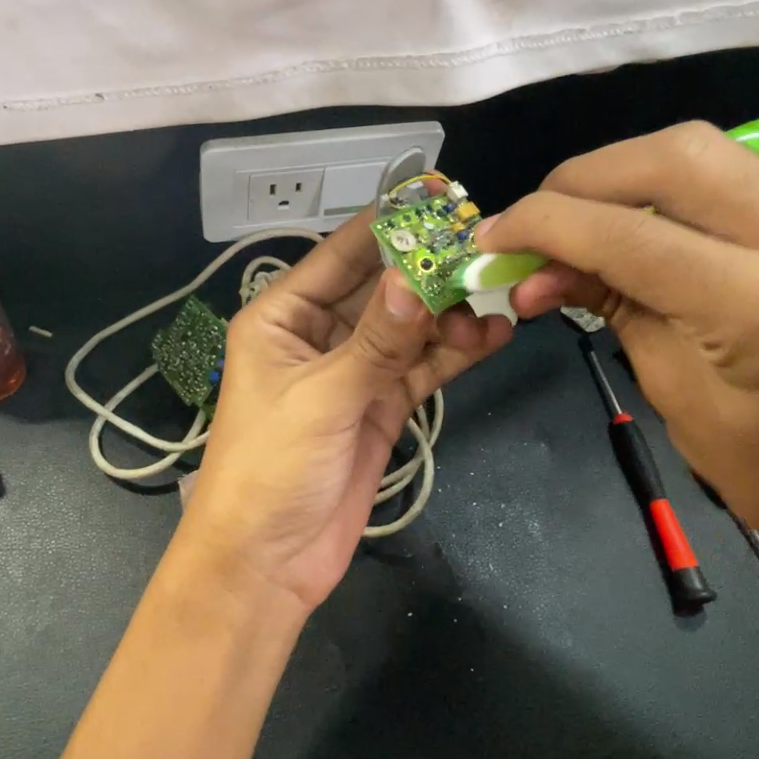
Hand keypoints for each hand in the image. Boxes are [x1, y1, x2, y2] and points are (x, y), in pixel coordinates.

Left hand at [181, 207, 514, 609]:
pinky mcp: (379, 406)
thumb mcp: (322, 397)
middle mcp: (317, 334)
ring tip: (492, 303)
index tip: (439, 195)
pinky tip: (491, 336)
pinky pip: (420, 367)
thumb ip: (375, 340)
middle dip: (429, 270)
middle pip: (381, 288)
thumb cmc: (271, 468)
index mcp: (281, 316)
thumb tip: (415, 278)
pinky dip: (453, 353)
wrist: (266, 563)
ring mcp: (352, 371)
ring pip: (407, 327)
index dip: (387, 225)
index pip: (339, 255)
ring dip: (448, 315)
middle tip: (484, 249)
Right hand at [483, 122, 758, 587]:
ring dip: (617, 172)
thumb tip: (530, 269)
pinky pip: (727, 170)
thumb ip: (607, 306)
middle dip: (579, 180)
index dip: (545, 224)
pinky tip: (629, 220)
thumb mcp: (672, 393)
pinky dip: (660, 183)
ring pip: (699, 149)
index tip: (489, 236)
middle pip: (671, 158)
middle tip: (530, 222)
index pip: (630, 234)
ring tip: (571, 218)